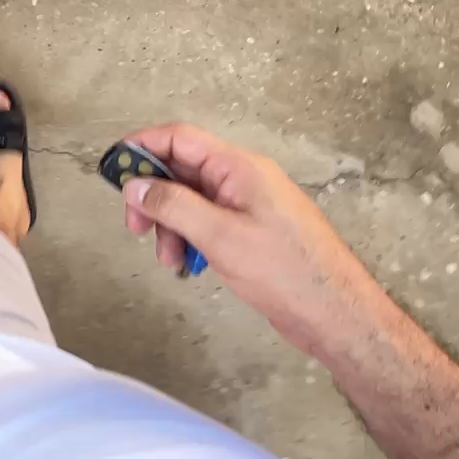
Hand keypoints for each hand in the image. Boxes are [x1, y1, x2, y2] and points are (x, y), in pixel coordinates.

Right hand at [118, 123, 387, 359]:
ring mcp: (246, 204)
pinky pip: (205, 219)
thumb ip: (171, 204)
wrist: (343, 321)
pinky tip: (186, 262)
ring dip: (167, 222)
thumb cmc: (284, 271)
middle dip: (151, 195)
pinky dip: (187, 235)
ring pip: (188, 198)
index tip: (114, 169)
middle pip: (180, 169)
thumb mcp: (219, 236)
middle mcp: (241, 178)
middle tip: (134, 225)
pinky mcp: (249, 230)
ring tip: (167, 258)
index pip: (179, 137)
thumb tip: (132, 184)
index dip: (141, 145)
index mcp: (239, 168)